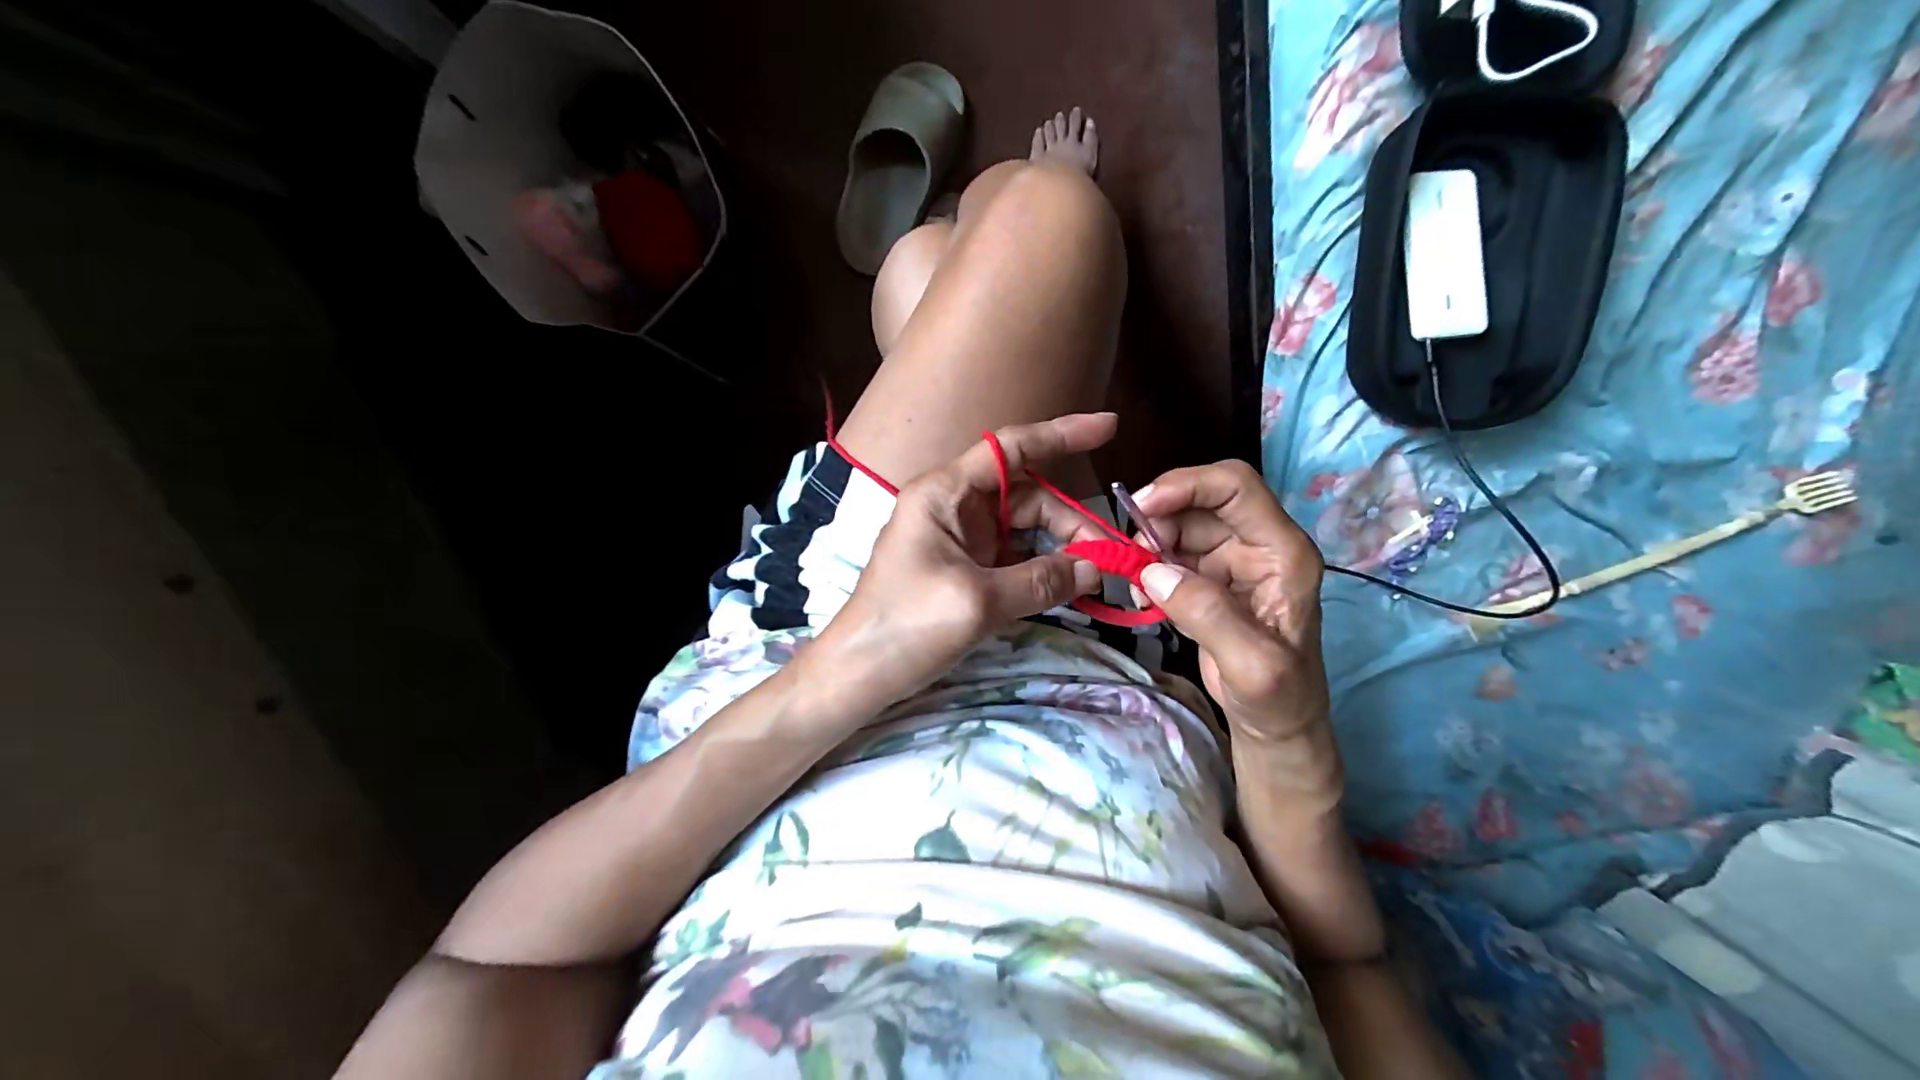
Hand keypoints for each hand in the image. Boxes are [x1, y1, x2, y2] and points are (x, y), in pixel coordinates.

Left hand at [802, 414, 1118, 716]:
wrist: (859, 674)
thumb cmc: (906, 627)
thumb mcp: (979, 602)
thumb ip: (1042, 580)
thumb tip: (1098, 568)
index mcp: (944, 493)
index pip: (1011, 448)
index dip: (1062, 433)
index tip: (1111, 426)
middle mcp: (954, 506)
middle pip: (1028, 496)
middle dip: (1071, 521)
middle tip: (1111, 559)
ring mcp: (961, 539)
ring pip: (1026, 528)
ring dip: (1062, 547)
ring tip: (1097, 575)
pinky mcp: (966, 568)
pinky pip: (1016, 556)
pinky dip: (1044, 567)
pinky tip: (1071, 584)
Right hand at [1131, 460, 1331, 749]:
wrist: (1275, 725)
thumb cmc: (1278, 698)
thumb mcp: (1252, 665)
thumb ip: (1207, 614)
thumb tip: (1154, 572)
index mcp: (1284, 553)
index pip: (1236, 488)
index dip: (1188, 484)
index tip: (1141, 507)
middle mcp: (1259, 545)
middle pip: (1202, 501)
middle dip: (1160, 519)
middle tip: (1132, 557)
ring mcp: (1234, 560)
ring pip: (1181, 524)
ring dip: (1150, 545)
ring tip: (1139, 585)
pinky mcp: (1211, 577)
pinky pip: (1172, 552)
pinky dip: (1150, 566)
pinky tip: (1146, 597)